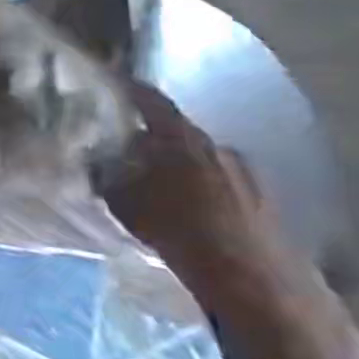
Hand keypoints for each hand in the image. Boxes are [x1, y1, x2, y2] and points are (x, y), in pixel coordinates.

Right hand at [98, 82, 271, 266]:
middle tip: (122, 143)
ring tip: (151, 178)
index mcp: (182, 138)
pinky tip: (182, 203)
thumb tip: (95, 158)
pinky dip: (197, 184)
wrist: (250, 278)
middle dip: (149, 136)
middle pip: (176, 131)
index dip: (128, 87)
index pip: (151, 100)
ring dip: (175, 162)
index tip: (108, 79)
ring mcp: (246, 174)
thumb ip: (107, 172)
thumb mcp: (121, 199)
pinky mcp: (262, 200)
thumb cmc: (175, 228)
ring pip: (198, 157)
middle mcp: (218, 147)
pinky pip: (218, 181)